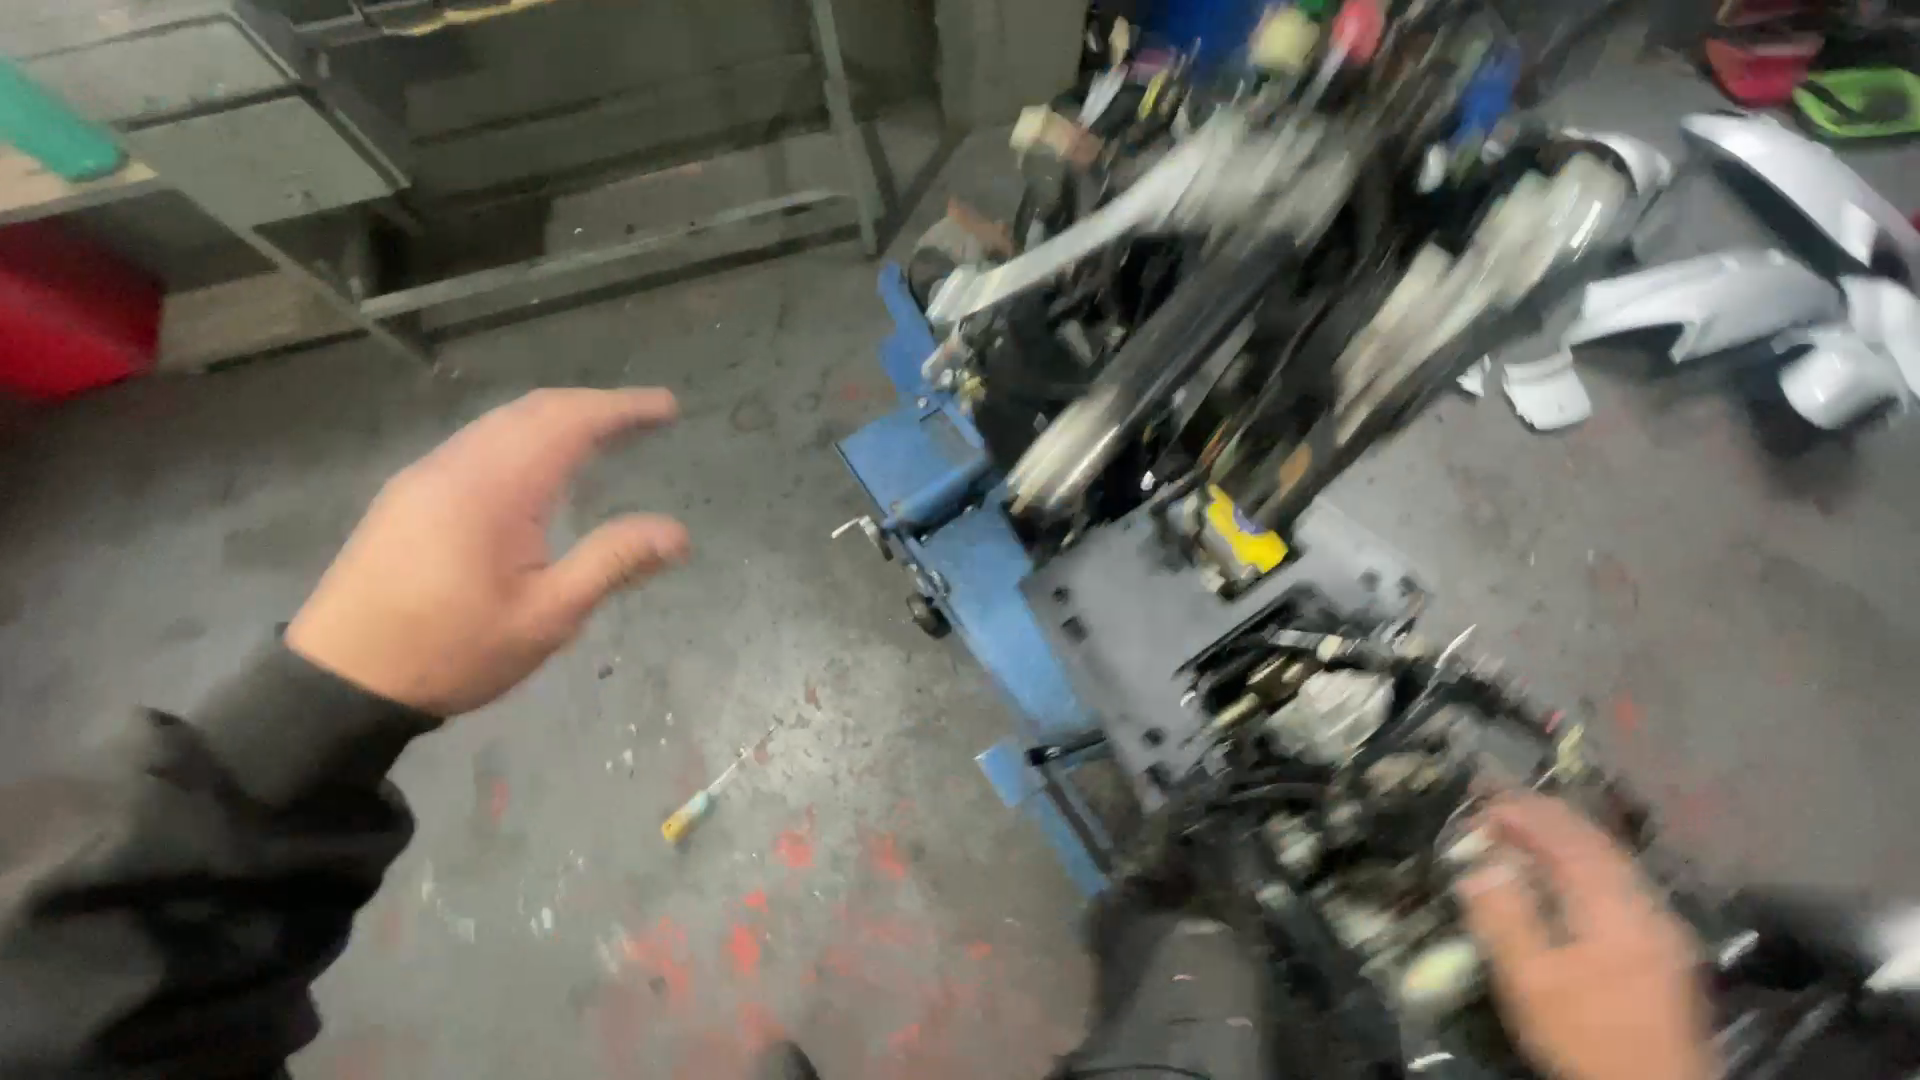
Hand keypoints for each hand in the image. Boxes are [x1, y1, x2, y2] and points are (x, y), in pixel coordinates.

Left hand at [286, 388, 689, 714]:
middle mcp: (456, 466)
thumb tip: (678, 533)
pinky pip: (480, 442)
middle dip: (595, 405)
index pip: (568, 423)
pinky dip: (528, 436)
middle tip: (647, 416)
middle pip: (534, 410)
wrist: (339, 681)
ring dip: (560, 417)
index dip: (622, 409)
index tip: (668, 407)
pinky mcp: (410, 496)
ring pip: (502, 422)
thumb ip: (612, 563)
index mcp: (493, 489)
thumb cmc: (452, 650)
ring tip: (607, 431)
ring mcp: (425, 476)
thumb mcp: (547, 617)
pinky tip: (545, 462)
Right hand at [1458, 793, 1714, 1079]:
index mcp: (1617, 911)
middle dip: (1544, 816)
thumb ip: (1504, 917)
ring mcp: (1660, 929)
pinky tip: (1556, 869)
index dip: (1524, 814)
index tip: (1481, 802)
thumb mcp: (1531, 980)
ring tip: (1519, 825)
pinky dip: (1579, 860)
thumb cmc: (1586, 1036)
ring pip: (1609, 860)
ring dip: (1561, 835)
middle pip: (1596, 843)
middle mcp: (1647, 909)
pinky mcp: (1659, 948)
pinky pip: (1615, 880)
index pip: (1569, 841)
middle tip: (1496, 800)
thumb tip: (1479, 867)